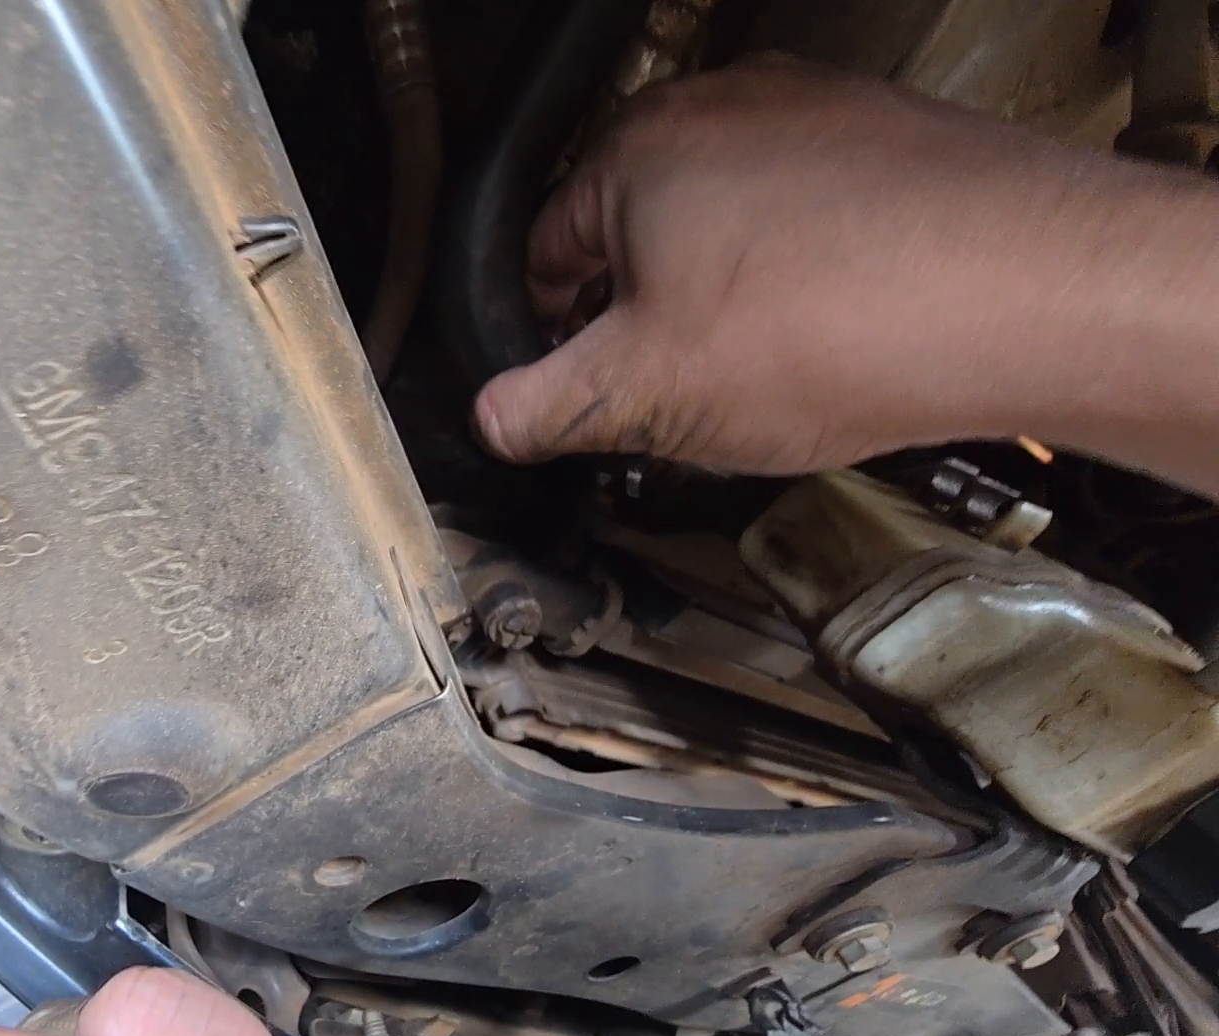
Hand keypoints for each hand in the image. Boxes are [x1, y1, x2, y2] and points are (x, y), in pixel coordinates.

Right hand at [472, 57, 1218, 494]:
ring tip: (742, 370)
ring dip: (696, 310)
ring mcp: (808, 119)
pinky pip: (778, 228)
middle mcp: (719, 111)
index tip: (581, 383)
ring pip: (698, 240)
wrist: (1051, 302)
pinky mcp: (875, 149)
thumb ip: (533, 409)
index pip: (538, 256)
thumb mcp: (637, 393)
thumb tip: (489, 419)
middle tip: (663, 389)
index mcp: (636, 152)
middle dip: (626, 325)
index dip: (549, 335)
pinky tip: (805, 337)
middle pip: (619, 246)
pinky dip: (770, 287)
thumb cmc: (830, 328)